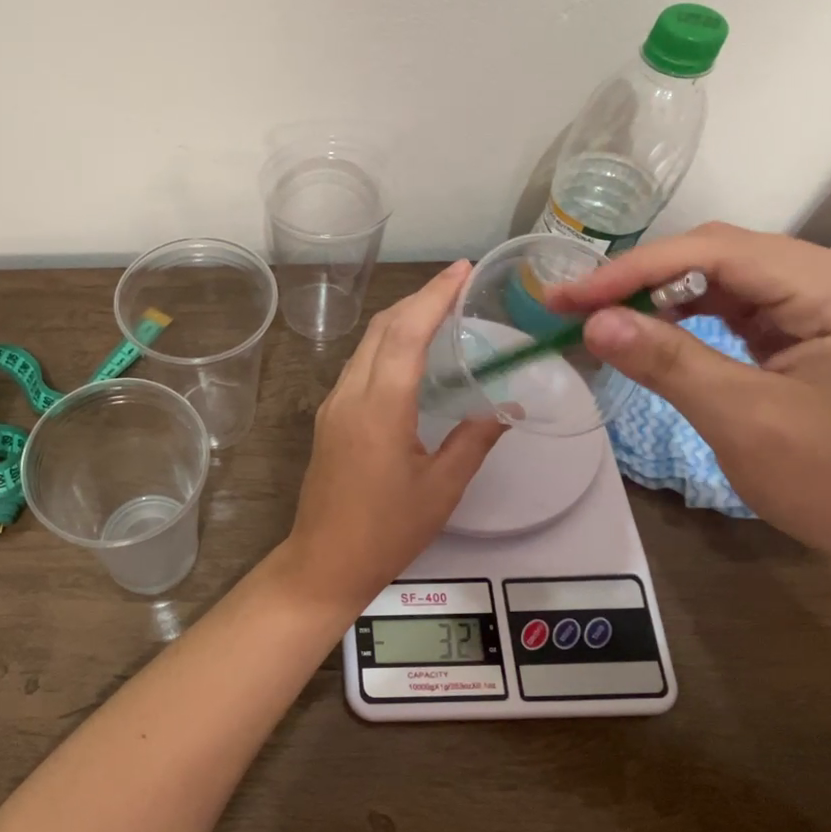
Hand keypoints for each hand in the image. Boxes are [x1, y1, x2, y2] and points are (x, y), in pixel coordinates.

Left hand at [271, 261, 507, 613]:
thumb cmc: (386, 531)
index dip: (434, 296)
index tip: (462, 270)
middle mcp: (350, 395)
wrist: (324, 561)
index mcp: (379, 407)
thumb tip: (506, 408)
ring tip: (440, 310)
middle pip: (381, 328)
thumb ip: (474, 441)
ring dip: (400, 319)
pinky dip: (387, 345)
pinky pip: (359, 366)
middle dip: (418, 298)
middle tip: (458, 285)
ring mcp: (334, 405)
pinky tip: (410, 354)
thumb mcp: (442, 488)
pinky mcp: (330, 419)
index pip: (405, 333)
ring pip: (366, 344)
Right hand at [548, 223, 830, 573]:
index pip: (722, 252)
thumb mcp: (745, 420)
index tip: (568, 297)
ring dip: (666, 299)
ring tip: (606, 319)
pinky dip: (695, 321)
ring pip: (733, 283)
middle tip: (576, 307)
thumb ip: (667, 361)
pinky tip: (658, 333)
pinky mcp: (825, 339)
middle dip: (646, 279)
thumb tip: (592, 322)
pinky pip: (747, 313)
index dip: (636, 270)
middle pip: (728, 258)